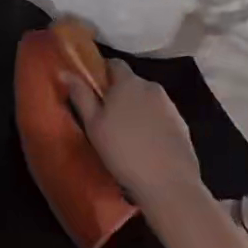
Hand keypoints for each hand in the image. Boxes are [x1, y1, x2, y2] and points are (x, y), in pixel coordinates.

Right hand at [63, 59, 203, 208]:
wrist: (168, 184)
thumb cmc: (123, 151)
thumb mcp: (94, 125)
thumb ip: (81, 95)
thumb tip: (65, 71)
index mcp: (128, 82)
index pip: (114, 63)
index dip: (103, 73)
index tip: (94, 90)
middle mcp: (151, 86)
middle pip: (131, 82)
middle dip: (120, 94)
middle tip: (107, 119)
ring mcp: (170, 105)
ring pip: (147, 100)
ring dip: (137, 109)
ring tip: (127, 136)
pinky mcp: (182, 124)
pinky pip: (161, 117)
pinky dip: (152, 124)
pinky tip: (146, 147)